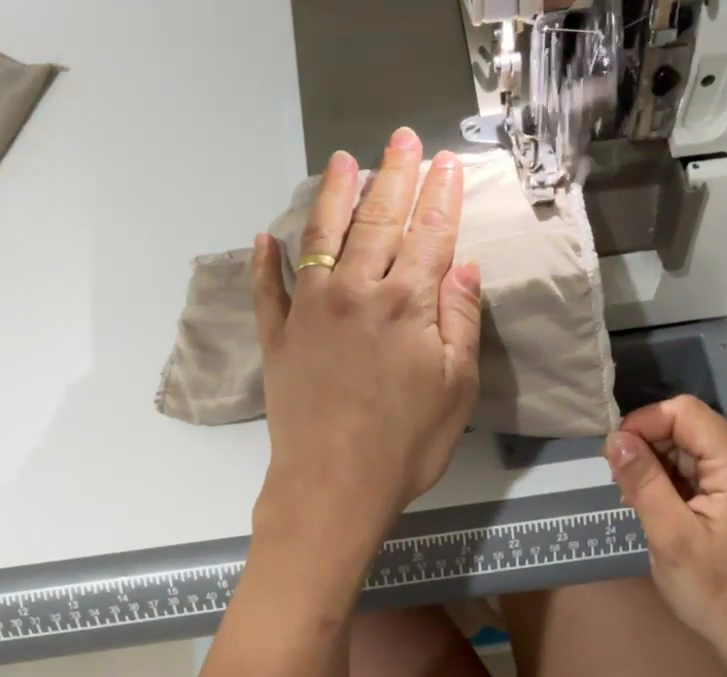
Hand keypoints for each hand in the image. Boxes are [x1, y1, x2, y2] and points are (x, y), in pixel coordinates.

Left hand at [250, 128, 483, 557]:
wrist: (333, 486)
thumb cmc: (407, 445)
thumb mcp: (456, 389)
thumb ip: (460, 322)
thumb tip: (463, 265)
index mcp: (406, 304)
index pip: (428, 235)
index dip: (440, 196)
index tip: (447, 162)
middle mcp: (356, 292)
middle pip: (378, 221)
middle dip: (394, 176)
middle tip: (402, 139)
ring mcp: (310, 312)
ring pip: (322, 239)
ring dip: (335, 197)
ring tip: (343, 162)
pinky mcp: (278, 339)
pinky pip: (267, 291)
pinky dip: (264, 263)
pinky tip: (264, 239)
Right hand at [603, 396, 726, 654]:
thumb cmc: (709, 589)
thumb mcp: (669, 535)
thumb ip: (644, 481)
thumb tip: (616, 438)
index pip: (686, 412)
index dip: (645, 423)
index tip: (615, 456)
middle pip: (689, 425)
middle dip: (649, 446)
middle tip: (623, 485)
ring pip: (690, 446)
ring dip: (657, 464)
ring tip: (637, 500)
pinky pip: (698, 468)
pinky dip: (670, 479)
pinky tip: (655, 507)